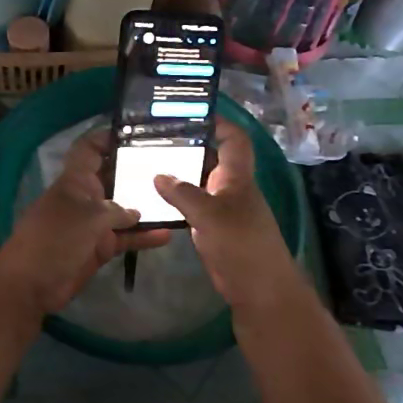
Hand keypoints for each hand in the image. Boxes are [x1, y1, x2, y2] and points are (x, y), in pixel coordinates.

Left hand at [0, 129, 170, 315]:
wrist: (33, 283)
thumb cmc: (55, 239)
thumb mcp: (87, 217)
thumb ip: (116, 210)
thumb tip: (136, 213)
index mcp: (75, 182)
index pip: (89, 149)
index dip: (107, 138)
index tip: (137, 133)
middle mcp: (86, 198)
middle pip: (114, 178)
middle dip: (138, 171)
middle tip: (172, 164)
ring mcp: (93, 224)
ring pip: (125, 210)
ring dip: (147, 206)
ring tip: (177, 199)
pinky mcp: (100, 247)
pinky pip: (126, 238)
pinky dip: (143, 237)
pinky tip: (167, 235)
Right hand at [153, 118, 300, 310]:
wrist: (258, 289)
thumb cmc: (241, 245)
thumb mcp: (211, 216)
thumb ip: (184, 193)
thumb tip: (159, 174)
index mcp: (237, 178)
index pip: (233, 140)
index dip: (218, 123)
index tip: (190, 112)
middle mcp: (229, 188)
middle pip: (209, 158)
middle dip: (185, 146)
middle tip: (151, 138)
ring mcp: (220, 209)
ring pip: (197, 183)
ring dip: (176, 174)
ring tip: (143, 162)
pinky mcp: (211, 229)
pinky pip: (190, 206)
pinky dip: (173, 200)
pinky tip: (151, 198)